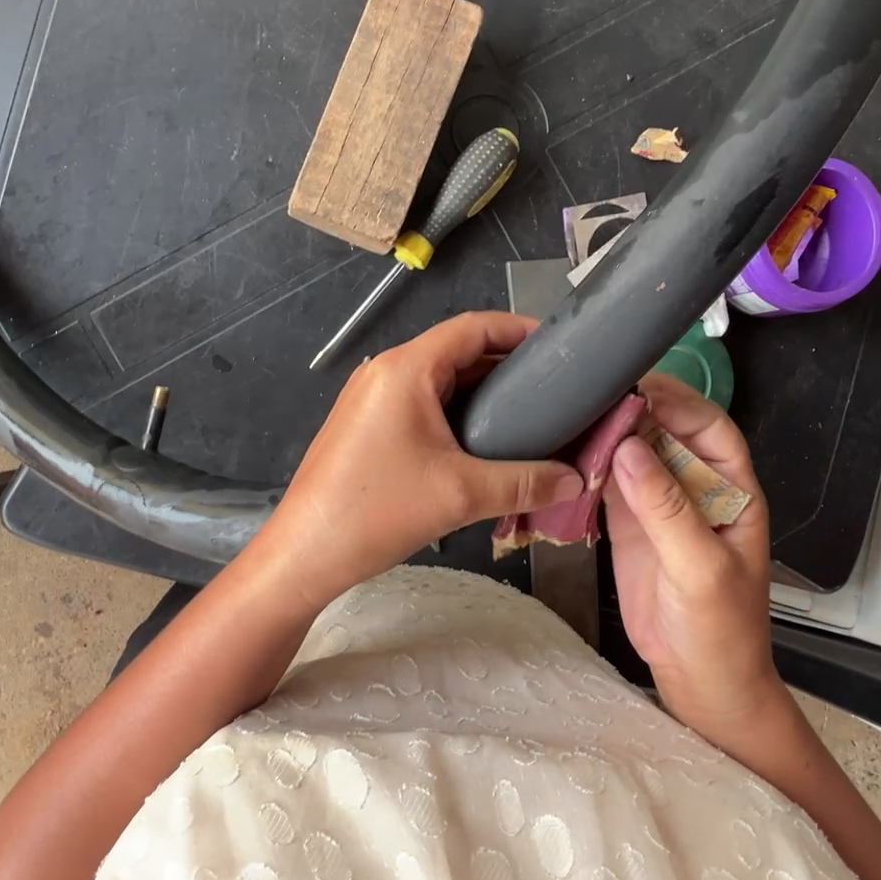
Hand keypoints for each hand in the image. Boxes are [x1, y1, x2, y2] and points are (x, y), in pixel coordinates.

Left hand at [257, 312, 585, 608]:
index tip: (560, 348)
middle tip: (555, 392)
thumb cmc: (378, 510)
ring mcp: (371, 399)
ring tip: (530, 418)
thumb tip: (576, 481)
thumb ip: (525, 484)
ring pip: (439, 382)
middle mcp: (385, 372)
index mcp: (405, 368)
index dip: (519, 329)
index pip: (472, 327)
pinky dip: (457, 415)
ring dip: (482, 395)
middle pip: (457, 353)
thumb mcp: (460, 494)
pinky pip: (421, 406)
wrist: (305, 552)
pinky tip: (485, 444)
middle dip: (507, 368)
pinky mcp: (366, 426)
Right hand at [604, 373, 785, 735]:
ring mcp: (657, 505)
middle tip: (589, 394)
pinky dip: (587, 467)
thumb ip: (666, 508)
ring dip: (604, 435)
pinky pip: (607, 484)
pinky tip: (563, 453)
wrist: (699, 680)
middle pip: (664, 432)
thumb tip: (628, 447)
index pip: (709, 428)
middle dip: (632, 410)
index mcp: (730, 490)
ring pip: (631, 453)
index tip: (635, 386)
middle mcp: (693, 488)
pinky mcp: (628, 525)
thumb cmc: (722, 629)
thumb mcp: (701, 567)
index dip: (678, 402)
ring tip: (568, 416)